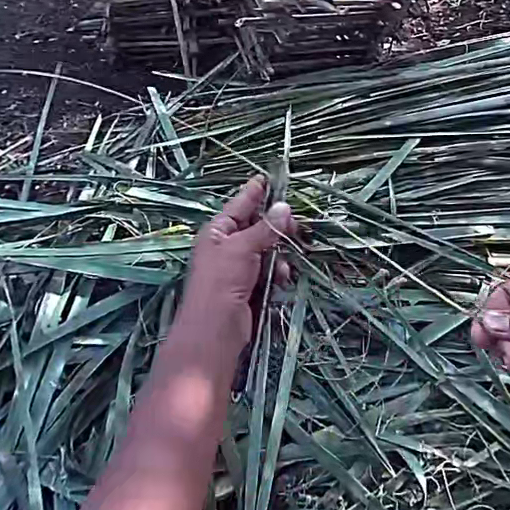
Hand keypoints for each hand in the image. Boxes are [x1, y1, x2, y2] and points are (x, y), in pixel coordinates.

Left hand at [178, 176, 295, 341]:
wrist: (215, 332)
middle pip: (257, 228)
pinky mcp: (250, 287)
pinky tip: (280, 280)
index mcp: (217, 232)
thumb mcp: (242, 248)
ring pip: (268, 250)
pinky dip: (276, 274)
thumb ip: (265, 228)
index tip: (269, 177)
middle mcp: (227, 247)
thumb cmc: (221, 283)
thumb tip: (284, 208)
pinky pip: (269, 272)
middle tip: (294, 225)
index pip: (240, 205)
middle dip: (275, 228)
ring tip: (281, 266)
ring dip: (278, 256)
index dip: (255, 192)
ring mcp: (238, 268)